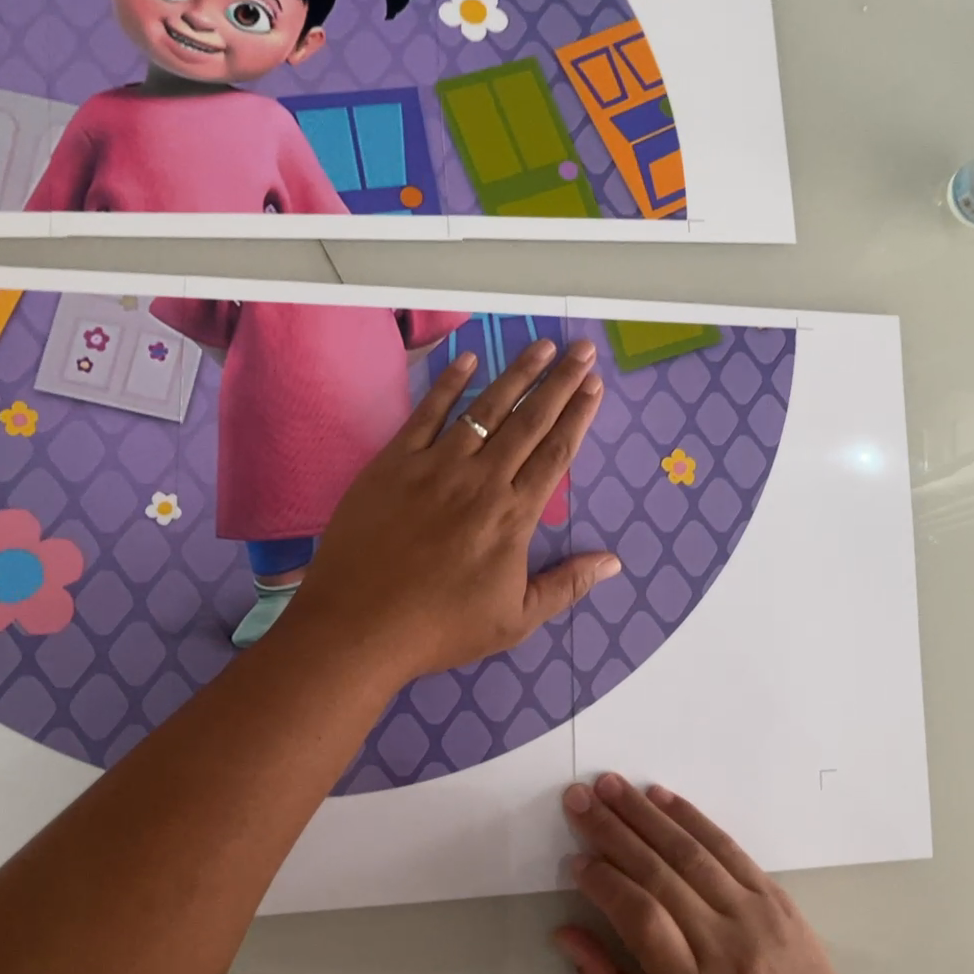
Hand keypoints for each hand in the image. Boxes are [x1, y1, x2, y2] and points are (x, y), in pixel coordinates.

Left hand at [278, 338, 620, 681]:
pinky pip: (427, 414)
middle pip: (528, 420)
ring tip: (540, 346)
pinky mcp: (394, 462)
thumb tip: (613, 562)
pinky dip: (449, 385)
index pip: (555, 452)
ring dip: (515, 374)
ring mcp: (435, 466)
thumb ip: (566, 585)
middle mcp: (481, 479)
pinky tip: (469, 361)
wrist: (360, 625)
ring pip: (484, 409)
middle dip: (559, 382)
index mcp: (514, 515)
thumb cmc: (440, 627)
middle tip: (580, 350)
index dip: (578, 415)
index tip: (594, 385)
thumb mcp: (515, 620)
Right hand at [556, 775, 881, 973]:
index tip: (575, 859)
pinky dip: (691, 817)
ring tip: (610, 785)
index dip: (603, 883)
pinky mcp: (776, 897)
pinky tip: (660, 797)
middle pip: (658, 874)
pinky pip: (728, 847)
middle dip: (611, 830)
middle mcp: (724, 947)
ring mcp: (754, 917)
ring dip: (644, 813)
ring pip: (690, 852)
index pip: (640, 917)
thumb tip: (566, 935)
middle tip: (578, 797)